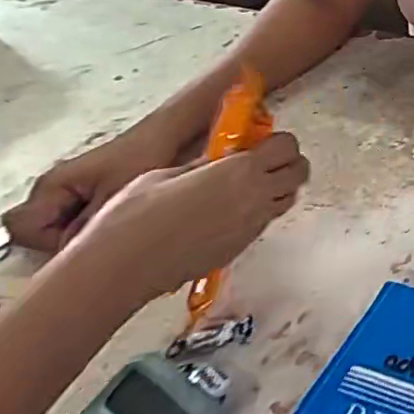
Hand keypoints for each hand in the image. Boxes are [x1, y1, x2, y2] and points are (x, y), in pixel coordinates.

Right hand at [3, 122, 186, 251]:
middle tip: (97, 229)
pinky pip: (70, 216)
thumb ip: (85, 224)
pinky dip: (86, 220)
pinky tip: (112, 212)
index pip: (23, 229)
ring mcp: (64, 189)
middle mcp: (48, 188)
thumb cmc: (142, 158)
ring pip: (52, 225)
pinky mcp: (81, 190)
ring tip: (110, 218)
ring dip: (75, 229)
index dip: (47, 241)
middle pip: (32, 230)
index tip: (83, 235)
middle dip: (59, 238)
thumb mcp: (116, 194)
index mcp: (50, 186)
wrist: (165, 135)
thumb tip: (65, 254)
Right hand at [63, 132, 310, 306]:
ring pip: (287, 198)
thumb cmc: (132, 217)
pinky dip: (258, 212)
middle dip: (288, 163)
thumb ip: (207, 164)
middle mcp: (255, 196)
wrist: (115, 270)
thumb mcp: (168, 174)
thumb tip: (222, 158)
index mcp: (241, 171)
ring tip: (247, 188)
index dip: (278, 142)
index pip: (287, 146)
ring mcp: (251, 225)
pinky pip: (264, 222)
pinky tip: (228, 213)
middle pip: (299, 172)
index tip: (260, 143)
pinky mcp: (240, 247)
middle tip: (263, 163)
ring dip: (277, 189)